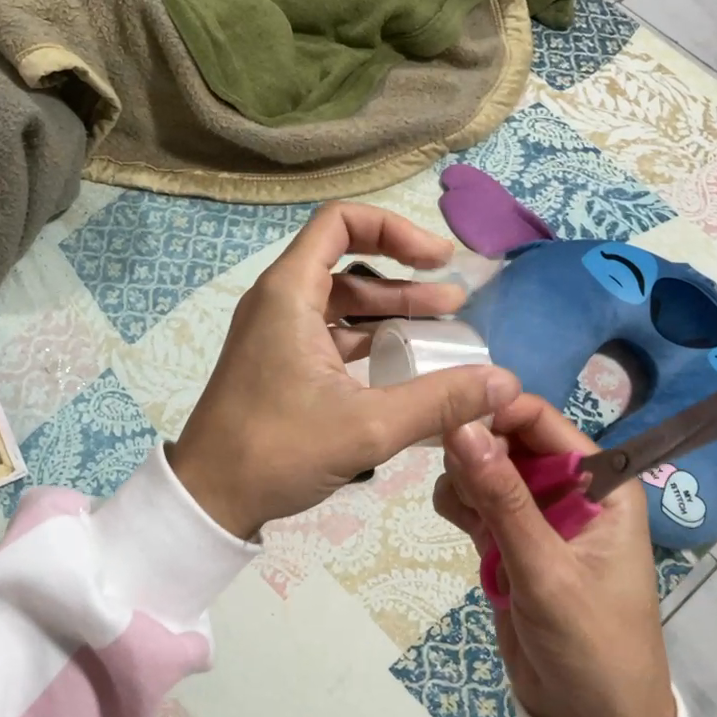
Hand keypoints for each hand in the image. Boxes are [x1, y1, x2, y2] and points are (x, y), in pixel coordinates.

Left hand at [167, 202, 520, 540]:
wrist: (211, 494)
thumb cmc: (278, 448)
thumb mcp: (368, 425)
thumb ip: (440, 400)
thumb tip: (506, 382)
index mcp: (288, 292)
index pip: (339, 222)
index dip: (393, 228)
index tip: (438, 259)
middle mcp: (278, 300)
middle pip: (345, 263)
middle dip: (405, 277)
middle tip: (459, 299)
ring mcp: (275, 331)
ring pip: (339, 303)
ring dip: (391, 311)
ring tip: (449, 328)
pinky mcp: (277, 360)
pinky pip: (329, 333)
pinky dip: (367, 339)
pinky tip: (409, 365)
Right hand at [433, 395, 676, 716]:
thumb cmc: (590, 646)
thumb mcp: (546, 571)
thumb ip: (503, 498)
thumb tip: (459, 426)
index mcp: (602, 485)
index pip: (540, 420)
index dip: (494, 414)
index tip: (447, 429)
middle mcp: (569, 489)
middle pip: (504, 437)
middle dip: (473, 453)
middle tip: (462, 490)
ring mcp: (537, 514)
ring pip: (482, 465)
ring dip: (463, 481)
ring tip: (466, 520)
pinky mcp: (510, 538)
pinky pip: (473, 498)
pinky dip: (458, 504)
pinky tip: (460, 528)